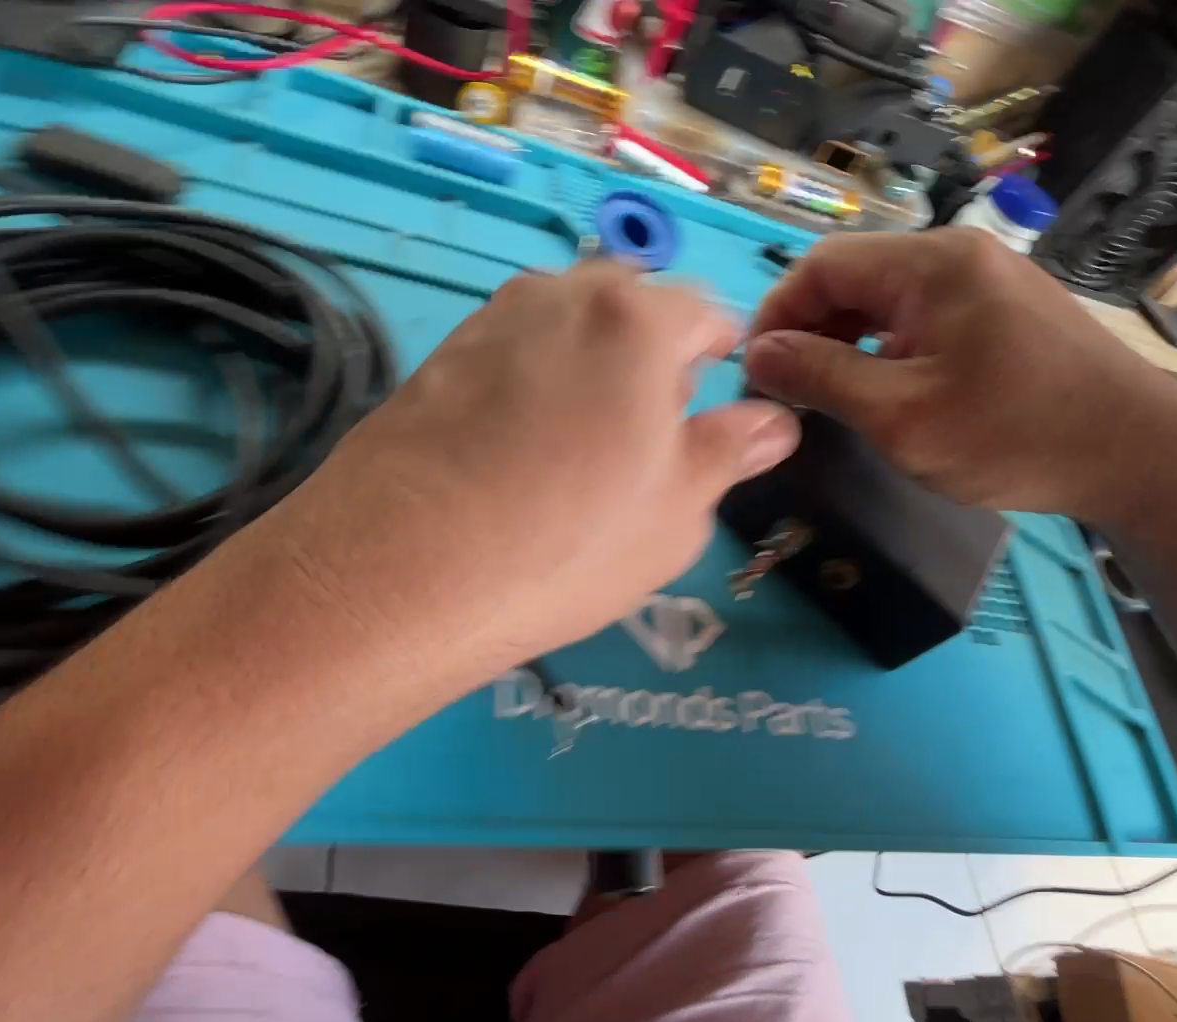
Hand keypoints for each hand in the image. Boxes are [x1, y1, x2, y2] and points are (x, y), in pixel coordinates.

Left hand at [260, 260, 799, 685]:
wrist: (402, 572)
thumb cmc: (569, 542)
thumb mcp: (677, 511)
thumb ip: (730, 451)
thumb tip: (774, 420)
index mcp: (635, 318)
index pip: (705, 311)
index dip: (719, 361)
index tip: (707, 414)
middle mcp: (558, 295)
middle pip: (630, 309)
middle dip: (650, 359)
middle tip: (639, 443)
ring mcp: (488, 321)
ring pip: (566, 329)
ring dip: (587, 369)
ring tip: (572, 452)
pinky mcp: (438, 358)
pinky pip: (510, 355)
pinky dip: (530, 386)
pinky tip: (512, 454)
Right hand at [745, 229, 1176, 522]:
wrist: (1138, 455)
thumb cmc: (1013, 435)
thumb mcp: (900, 415)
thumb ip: (821, 377)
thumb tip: (758, 353)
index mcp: (931, 265)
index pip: (822, 265)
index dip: (776, 314)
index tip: (755, 372)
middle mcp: (956, 256)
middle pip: (852, 278)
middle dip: (808, 331)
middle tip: (787, 392)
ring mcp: (984, 281)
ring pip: (884, 300)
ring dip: (843, 343)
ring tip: (825, 397)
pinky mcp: (1001, 311)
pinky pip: (919, 318)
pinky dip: (883, 349)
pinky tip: (878, 390)